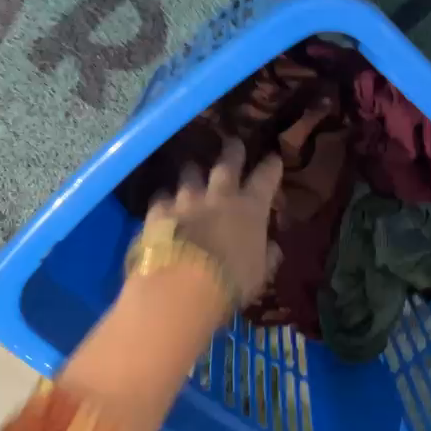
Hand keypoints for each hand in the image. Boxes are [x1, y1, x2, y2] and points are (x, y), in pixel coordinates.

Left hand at [144, 138, 283, 307]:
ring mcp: (185, 201)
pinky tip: (162, 201)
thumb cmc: (230, 282)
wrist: (181, 289)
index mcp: (250, 208)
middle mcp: (219, 197)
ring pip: (189, 174)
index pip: (266, 178)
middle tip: (233, 142)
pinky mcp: (157, 213)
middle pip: (226, 164)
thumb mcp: (260, 274)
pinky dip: (164, 198)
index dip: (271, 166)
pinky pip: (161, 198)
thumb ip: (267, 256)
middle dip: (232, 151)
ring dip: (192, 171)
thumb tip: (272, 247)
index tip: (273, 157)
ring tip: (191, 167)